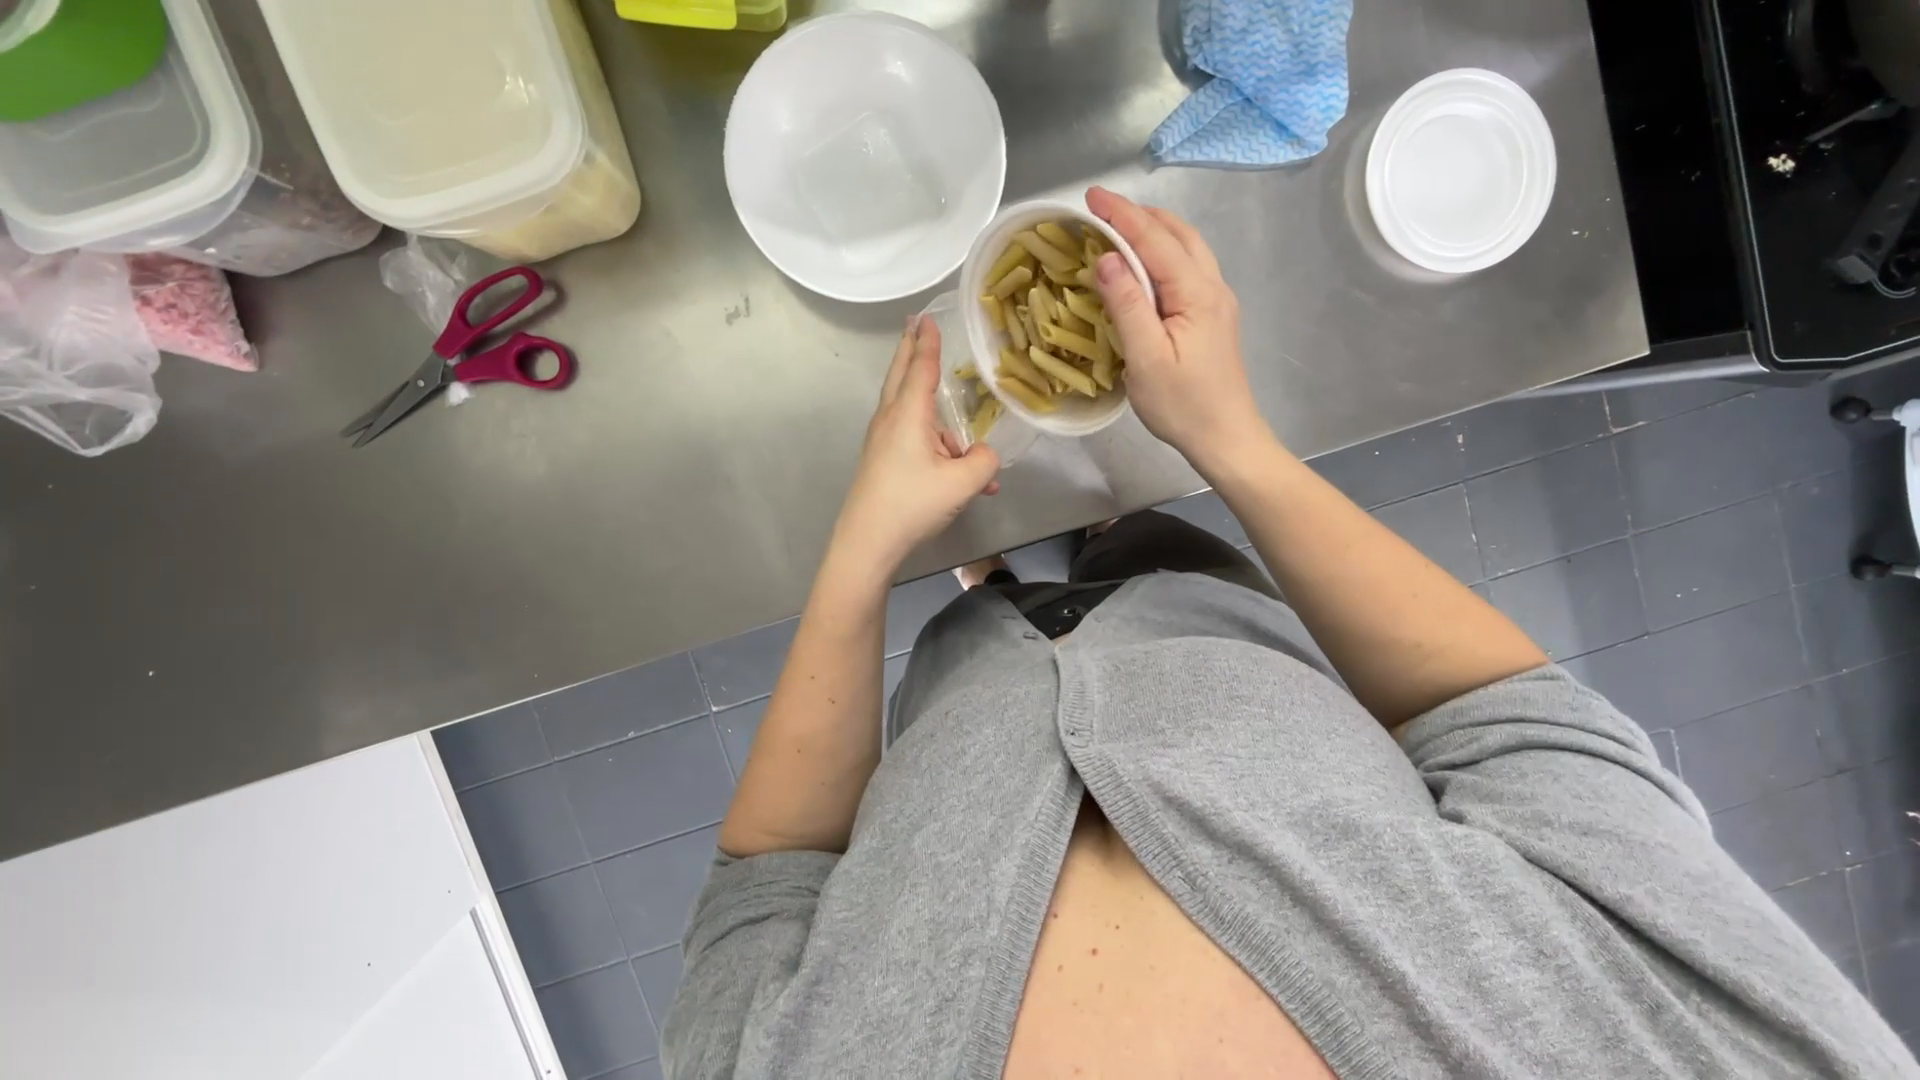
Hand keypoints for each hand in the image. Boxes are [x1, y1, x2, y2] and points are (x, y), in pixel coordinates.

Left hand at [830, 316, 999, 574]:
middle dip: (911, 351)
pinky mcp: (882, 462)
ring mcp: (882, 442)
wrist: (868, 542)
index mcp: (908, 414)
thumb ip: (984, 461)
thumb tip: (983, 455)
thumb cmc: (912, 504)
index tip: (927, 317)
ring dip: (937, 416)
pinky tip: (963, 481)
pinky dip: (937, 446)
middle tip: (915, 326)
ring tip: (968, 452)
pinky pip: (914, 440)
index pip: (921, 367)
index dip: (928, 342)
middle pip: (902, 376)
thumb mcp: (963, 483)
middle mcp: (891, 420)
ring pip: (911, 413)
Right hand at [1085, 187, 1279, 474]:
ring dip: (1153, 230)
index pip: (1154, 240)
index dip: (1121, 215)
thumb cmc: (1183, 405)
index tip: (1090, 196)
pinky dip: (1162, 252)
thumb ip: (1127, 305)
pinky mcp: (1213, 317)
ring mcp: (1217, 301)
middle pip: (1177, 234)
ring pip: (1187, 248)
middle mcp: (1212, 287)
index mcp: (1196, 293)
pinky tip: (1143, 264)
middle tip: (1100, 208)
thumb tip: (1106, 258)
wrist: (1226, 438)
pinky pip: (1187, 268)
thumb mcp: (1146, 358)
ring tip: (1119, 226)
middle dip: (1139, 214)